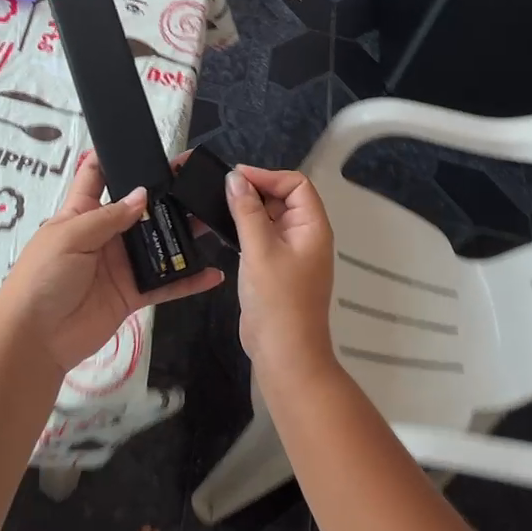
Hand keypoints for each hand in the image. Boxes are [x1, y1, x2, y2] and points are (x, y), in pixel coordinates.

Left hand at [0, 151, 224, 376]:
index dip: (117, 157)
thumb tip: (143, 194)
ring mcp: (121, 264)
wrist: (35, 338)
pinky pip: (165, 284)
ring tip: (215, 218)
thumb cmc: (43, 276)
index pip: (97, 175)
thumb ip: (108, 216)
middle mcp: (106, 234)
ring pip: (158, 243)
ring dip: (183, 233)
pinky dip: (188, 280)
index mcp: (82, 212)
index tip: (146, 143)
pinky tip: (212, 273)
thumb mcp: (70, 236)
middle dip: (166, 193)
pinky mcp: (132, 294)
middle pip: (140, 208)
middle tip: (200, 179)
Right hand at [226, 165, 335, 376]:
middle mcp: (305, 236)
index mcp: (312, 227)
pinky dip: (246, 229)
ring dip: (248, 210)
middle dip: (256, 190)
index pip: (296, 184)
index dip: (268, 176)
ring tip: (219, 205)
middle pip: (284, 198)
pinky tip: (224, 229)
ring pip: (271, 218)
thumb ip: (246, 210)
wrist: (284, 354)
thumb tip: (234, 178)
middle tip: (222, 190)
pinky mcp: (276, 268)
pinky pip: (263, 237)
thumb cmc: (277, 299)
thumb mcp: (259, 249)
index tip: (236, 177)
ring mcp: (291, 254)